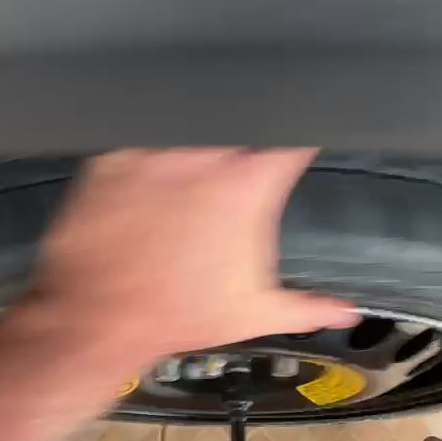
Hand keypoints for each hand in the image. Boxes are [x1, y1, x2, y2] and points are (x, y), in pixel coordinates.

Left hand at [18, 148, 358, 361]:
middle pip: (240, 123)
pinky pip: (141, 135)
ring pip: (191, 125)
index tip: (296, 138)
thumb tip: (344, 310)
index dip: (298, 130)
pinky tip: (150, 185)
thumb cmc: (171, 312)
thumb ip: (308, 306)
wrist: (97, 317)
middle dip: (243, 144)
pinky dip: (152, 152)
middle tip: (233, 175)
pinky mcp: (112, 157)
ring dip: (197, 146)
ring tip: (188, 186)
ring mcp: (154, 151)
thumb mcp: (251, 313)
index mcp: (248, 185)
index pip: (292, 133)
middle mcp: (203, 157)